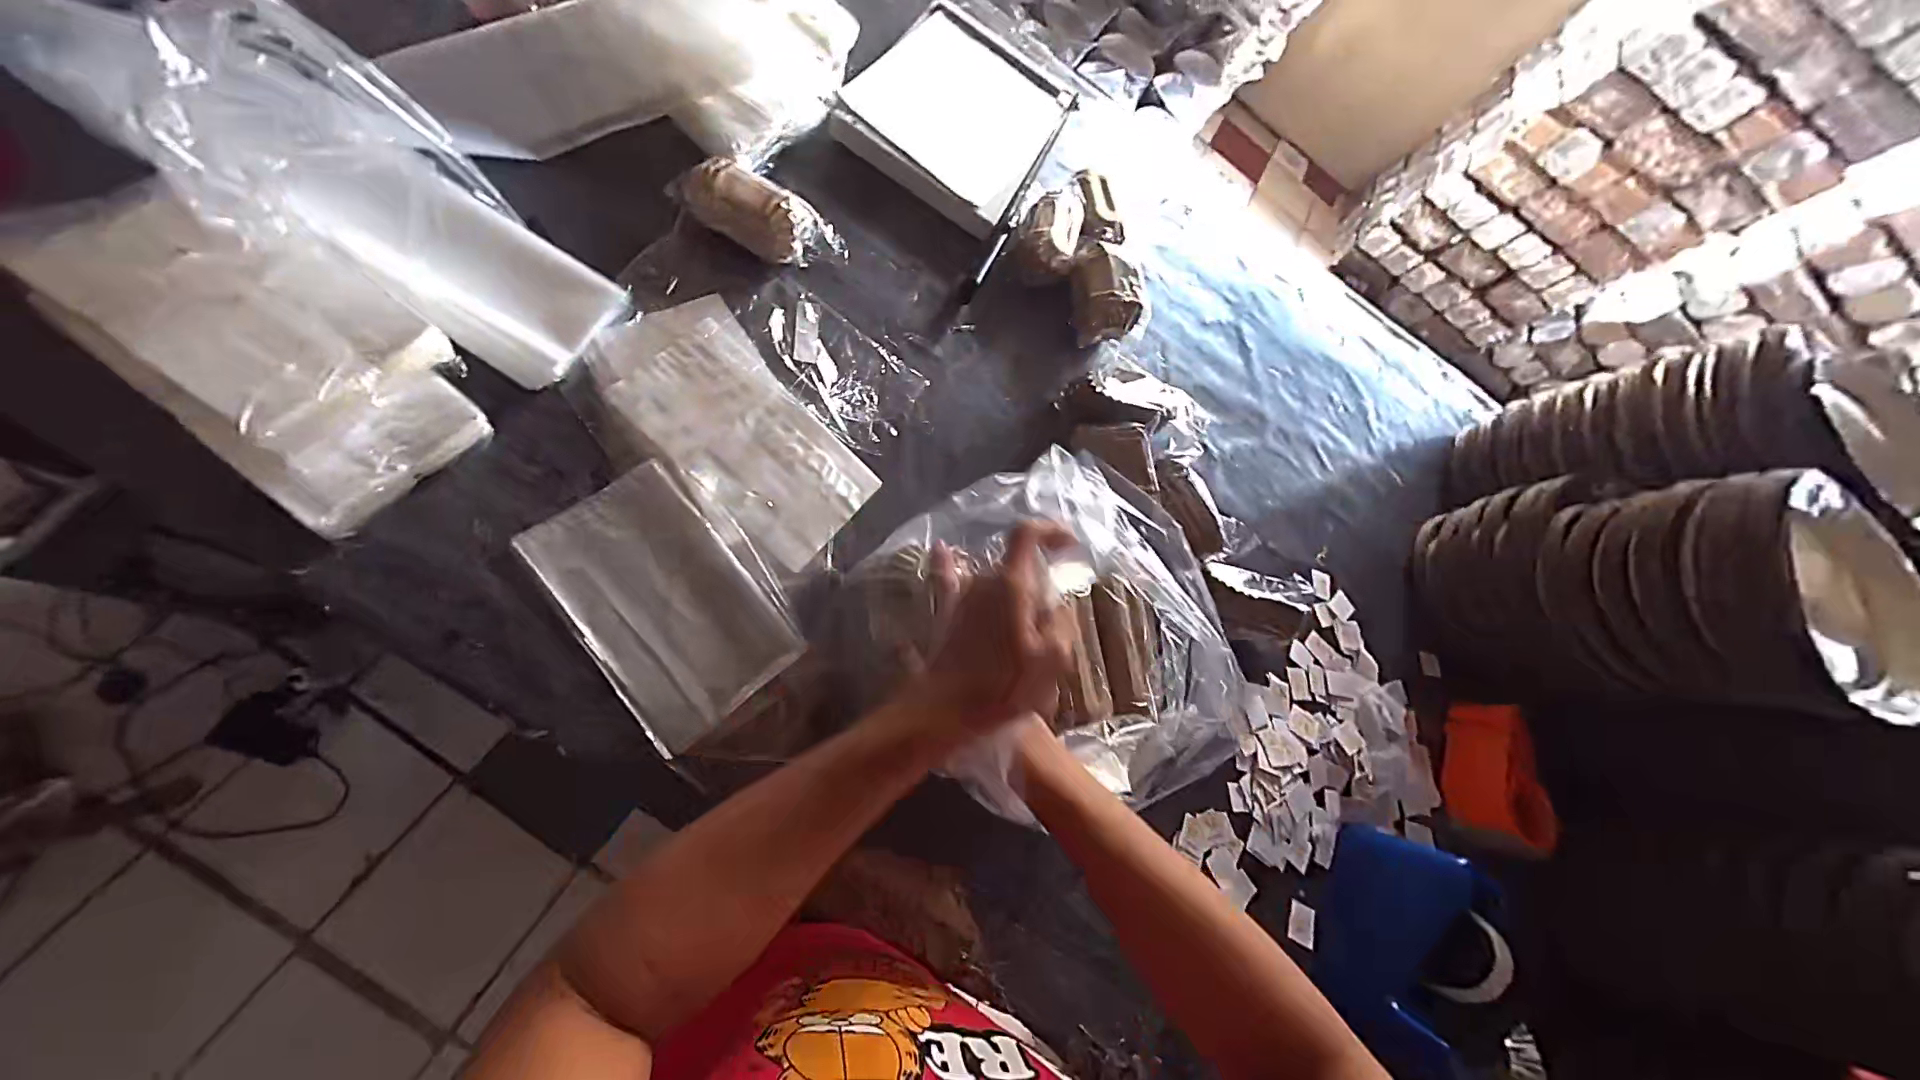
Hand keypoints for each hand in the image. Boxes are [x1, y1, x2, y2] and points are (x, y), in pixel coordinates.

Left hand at [901, 521, 1077, 737]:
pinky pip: (947, 581)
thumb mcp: (1051, 661)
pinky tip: (940, 549)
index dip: (1050, 530)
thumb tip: (1056, 606)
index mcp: (1011, 586)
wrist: (945, 712)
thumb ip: (1060, 624)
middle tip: (1052, 621)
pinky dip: (946, 564)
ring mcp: (960, 597)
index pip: (1028, 534)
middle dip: (1038, 583)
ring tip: (1024, 627)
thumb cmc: (1003, 688)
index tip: (1069, 544)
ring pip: (993, 580)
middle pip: (1016, 566)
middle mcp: (982, 582)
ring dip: (1012, 591)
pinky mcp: (945, 615)